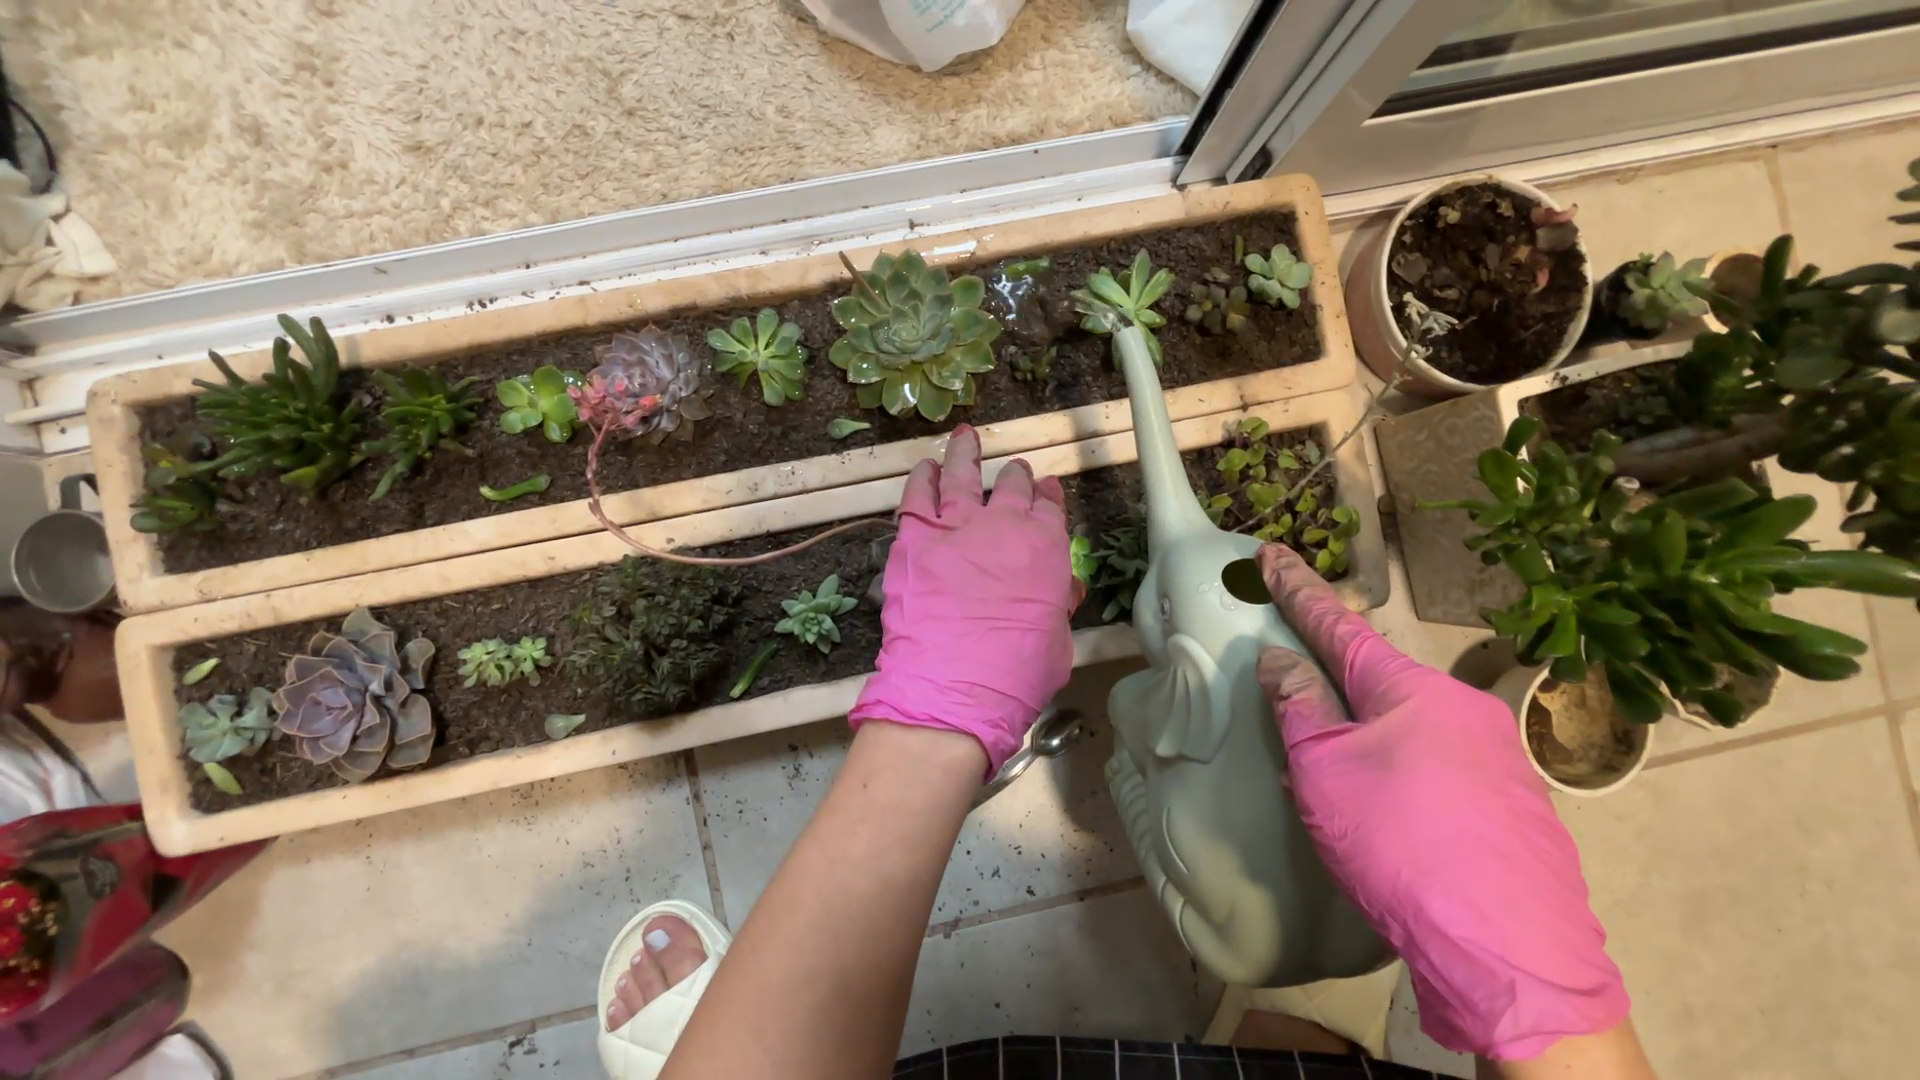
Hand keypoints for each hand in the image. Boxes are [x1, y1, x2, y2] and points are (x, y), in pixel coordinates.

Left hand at [848, 426, 1078, 775]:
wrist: (957, 682)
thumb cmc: (1019, 671)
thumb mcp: (1057, 639)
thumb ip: (1056, 603)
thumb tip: (1062, 588)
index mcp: (1045, 546)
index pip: (1050, 509)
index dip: (1048, 498)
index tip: (1045, 490)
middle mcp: (1003, 524)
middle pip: (1011, 486)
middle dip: (1015, 476)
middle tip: (1014, 471)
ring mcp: (956, 526)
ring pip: (961, 474)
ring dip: (965, 453)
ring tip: (965, 436)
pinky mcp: (914, 537)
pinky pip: (917, 496)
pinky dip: (921, 478)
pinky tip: (925, 467)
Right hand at [1254, 544, 1629, 1061]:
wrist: (1508, 950)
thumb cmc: (1398, 841)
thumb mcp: (1324, 768)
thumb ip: (1299, 704)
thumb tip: (1280, 658)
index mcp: (1411, 687)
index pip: (1338, 624)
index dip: (1297, 589)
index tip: (1270, 553)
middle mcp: (1461, 707)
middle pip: (1377, 673)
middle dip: (1332, 667)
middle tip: (1294, 667)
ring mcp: (1494, 755)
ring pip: (1405, 721)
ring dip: (1360, 725)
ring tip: (1328, 759)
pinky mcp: (1508, 801)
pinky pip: (1433, 759)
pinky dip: (1392, 761)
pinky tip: (1379, 801)